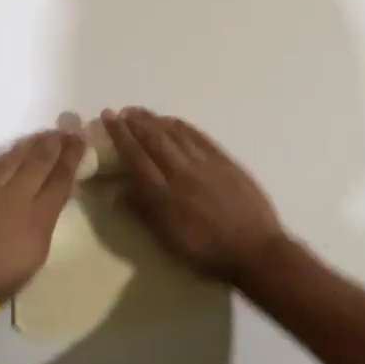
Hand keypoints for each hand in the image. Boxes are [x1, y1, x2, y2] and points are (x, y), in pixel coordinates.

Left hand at [0, 131, 85, 297]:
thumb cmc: (6, 275)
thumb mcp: (39, 249)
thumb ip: (48, 216)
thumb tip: (56, 192)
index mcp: (39, 214)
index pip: (60, 177)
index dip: (72, 157)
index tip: (80, 141)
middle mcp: (17, 194)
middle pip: (39, 159)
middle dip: (55, 142)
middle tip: (66, 130)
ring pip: (15, 156)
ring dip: (32, 143)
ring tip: (44, 135)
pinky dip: (8, 153)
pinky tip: (14, 149)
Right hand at [100, 108, 293, 284]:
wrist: (255, 251)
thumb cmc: (207, 253)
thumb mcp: (167, 241)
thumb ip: (143, 213)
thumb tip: (118, 192)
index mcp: (163, 194)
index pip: (135, 157)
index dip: (120, 135)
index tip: (109, 117)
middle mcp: (180, 173)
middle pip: (153, 140)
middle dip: (134, 123)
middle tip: (121, 111)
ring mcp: (204, 164)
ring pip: (175, 134)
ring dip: (155, 120)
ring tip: (141, 112)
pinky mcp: (225, 162)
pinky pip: (199, 137)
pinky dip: (183, 126)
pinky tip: (174, 121)